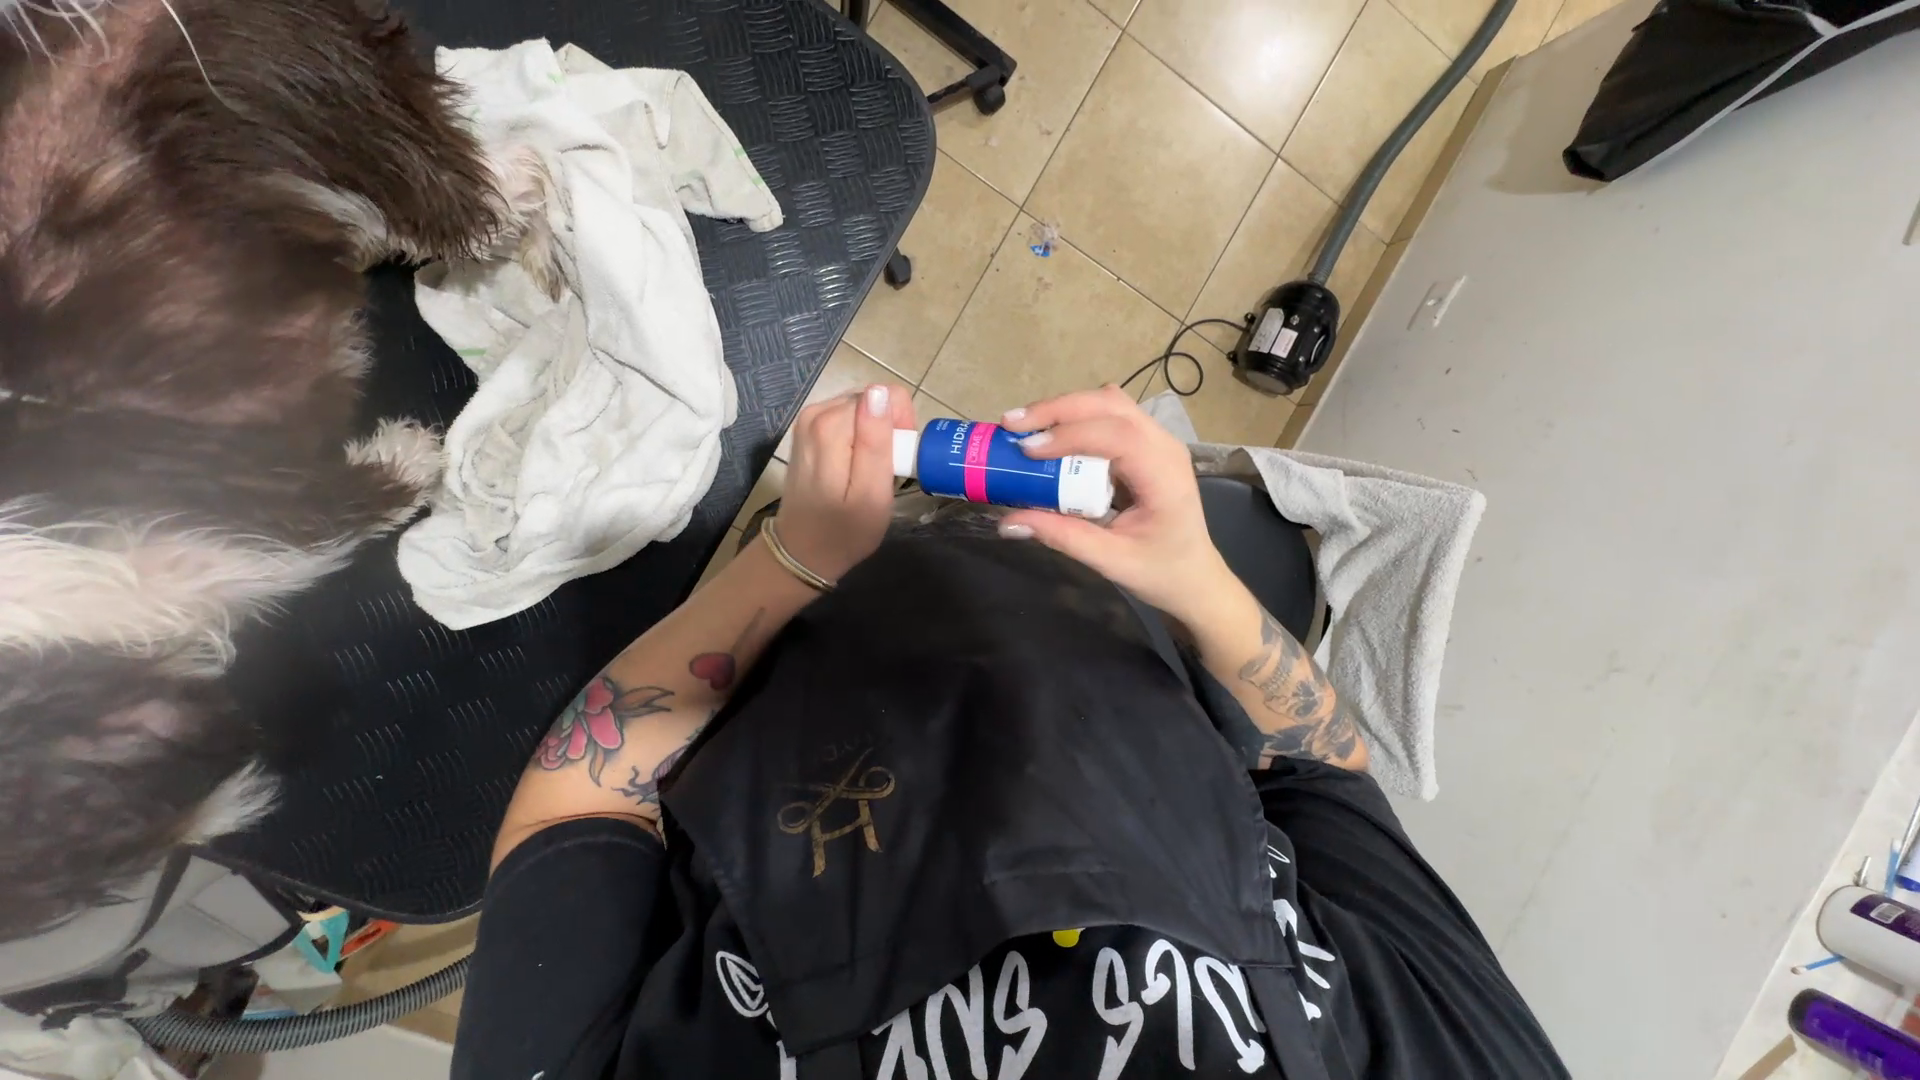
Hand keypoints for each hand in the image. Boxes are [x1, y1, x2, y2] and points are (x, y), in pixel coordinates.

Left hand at [774, 383, 914, 581]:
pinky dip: (859, 441)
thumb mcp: (871, 494)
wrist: (801, 552)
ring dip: (874, 438)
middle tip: (882, 473)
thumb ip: (877, 442)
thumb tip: (881, 392)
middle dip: (887, 432)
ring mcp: (808, 420)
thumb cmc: (844, 531)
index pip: (888, 395)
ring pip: (862, 410)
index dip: (901, 427)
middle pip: (873, 400)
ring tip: (868, 473)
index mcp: (831, 425)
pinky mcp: (808, 430)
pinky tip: (855, 469)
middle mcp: (816, 412)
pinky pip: (848, 420)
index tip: (896, 461)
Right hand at [998, 386, 1241, 623]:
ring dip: (1065, 409)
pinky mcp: (1144, 443)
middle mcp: (1164, 446)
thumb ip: (1061, 537)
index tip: (1027, 450)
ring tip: (1025, 428)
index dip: (1070, 434)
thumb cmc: (1160, 571)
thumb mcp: (1110, 560)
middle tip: (1012, 426)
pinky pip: (1108, 416)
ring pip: (1108, 402)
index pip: (1117, 435)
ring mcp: (1157, 440)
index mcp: (1164, 475)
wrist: (1193, 576)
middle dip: (1058, 409)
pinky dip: (1074, 418)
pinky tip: (1048, 436)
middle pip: (1110, 404)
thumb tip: (1007, 522)